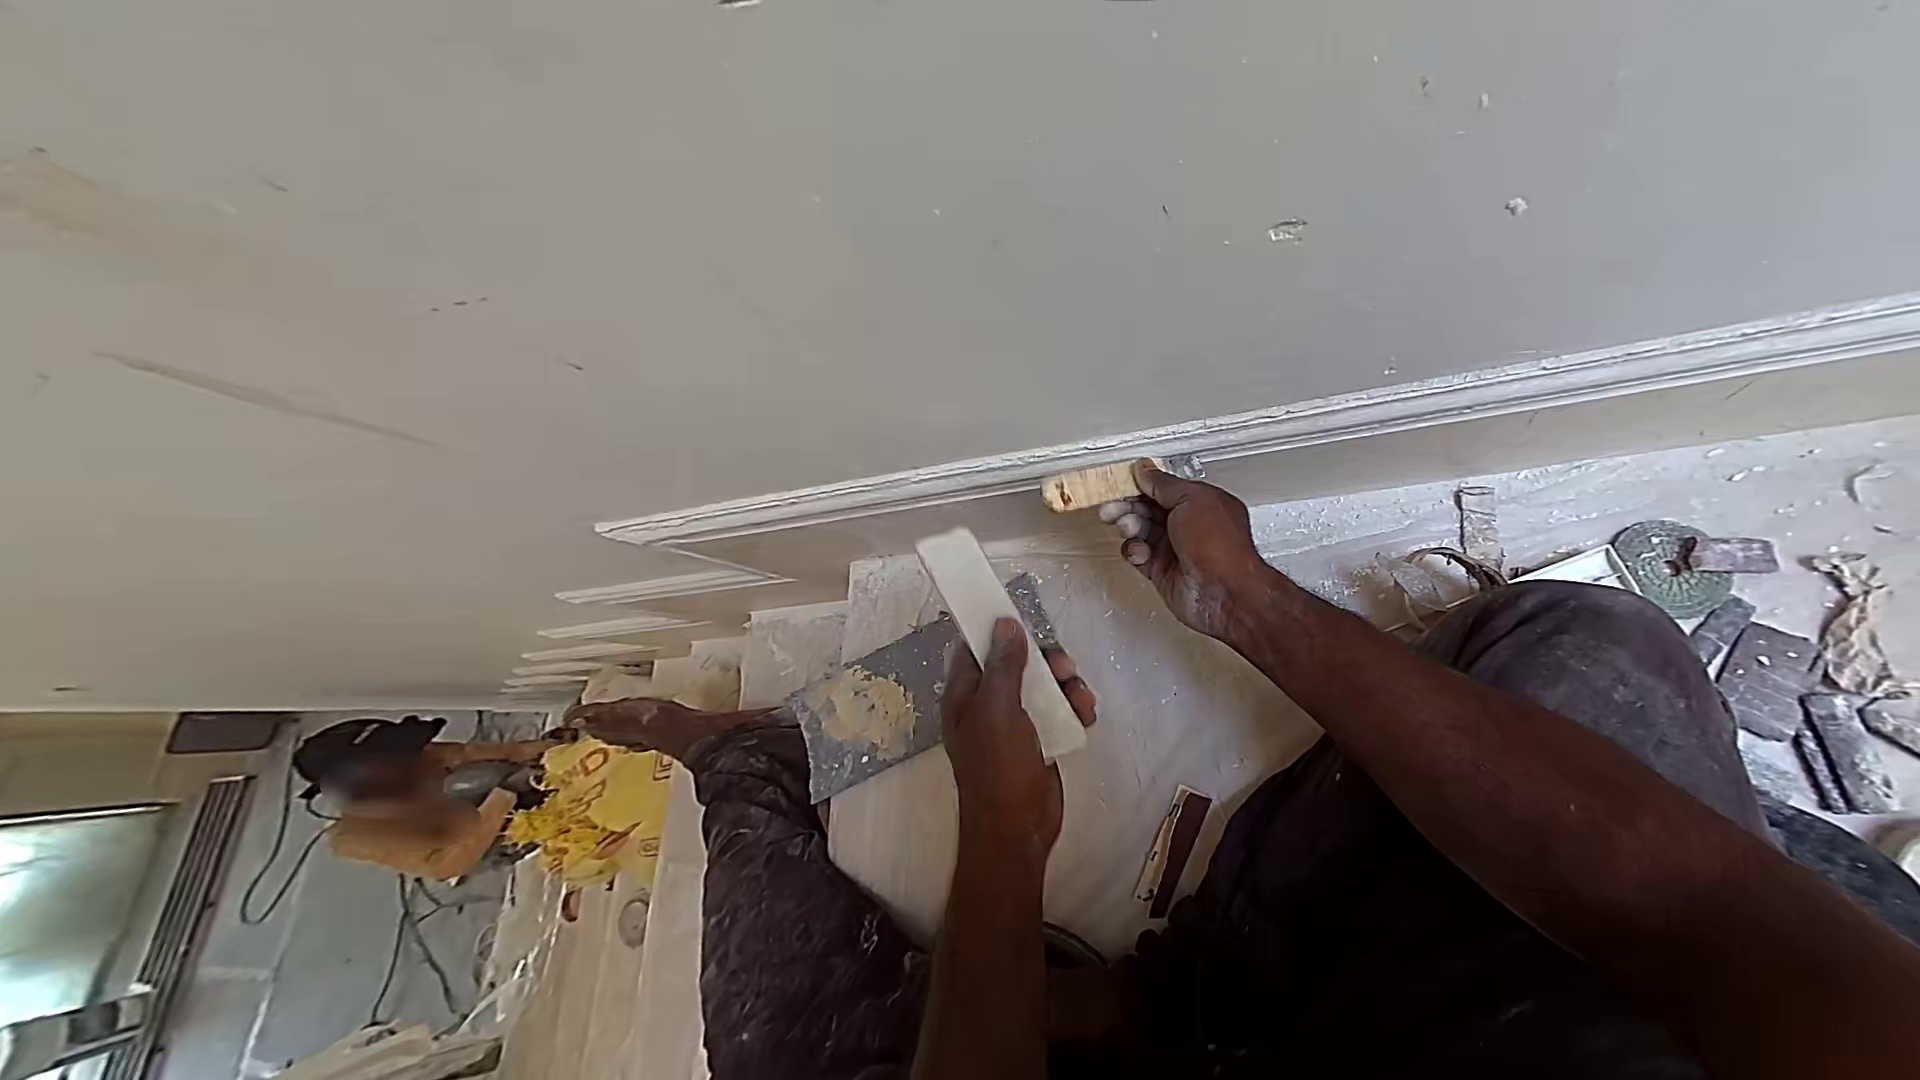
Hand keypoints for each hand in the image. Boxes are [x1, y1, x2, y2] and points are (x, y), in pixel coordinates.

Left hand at [942, 619, 1092, 862]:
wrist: (1018, 829)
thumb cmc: (998, 766)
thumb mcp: (997, 709)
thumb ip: (1002, 664)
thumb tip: (1004, 623)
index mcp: (964, 693)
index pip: (974, 648)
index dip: (995, 629)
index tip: (1021, 617)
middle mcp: (986, 702)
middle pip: (1016, 662)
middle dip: (1043, 660)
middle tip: (1064, 667)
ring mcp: (1013, 721)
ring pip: (1041, 685)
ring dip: (1065, 685)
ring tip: (1081, 698)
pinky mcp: (1038, 737)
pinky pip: (1056, 710)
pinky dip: (1073, 708)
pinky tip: (1086, 714)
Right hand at [1100, 460, 1272, 639]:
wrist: (1222, 592)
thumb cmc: (1219, 547)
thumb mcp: (1191, 499)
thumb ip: (1163, 484)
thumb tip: (1145, 470)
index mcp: (1200, 502)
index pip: (1163, 488)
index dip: (1141, 485)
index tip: (1122, 484)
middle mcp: (1187, 524)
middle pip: (1146, 508)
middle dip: (1127, 506)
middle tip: (1112, 507)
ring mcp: (1174, 547)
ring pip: (1139, 530)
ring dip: (1128, 527)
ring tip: (1128, 528)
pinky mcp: (1161, 569)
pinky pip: (1137, 554)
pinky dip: (1133, 551)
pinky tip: (1139, 552)